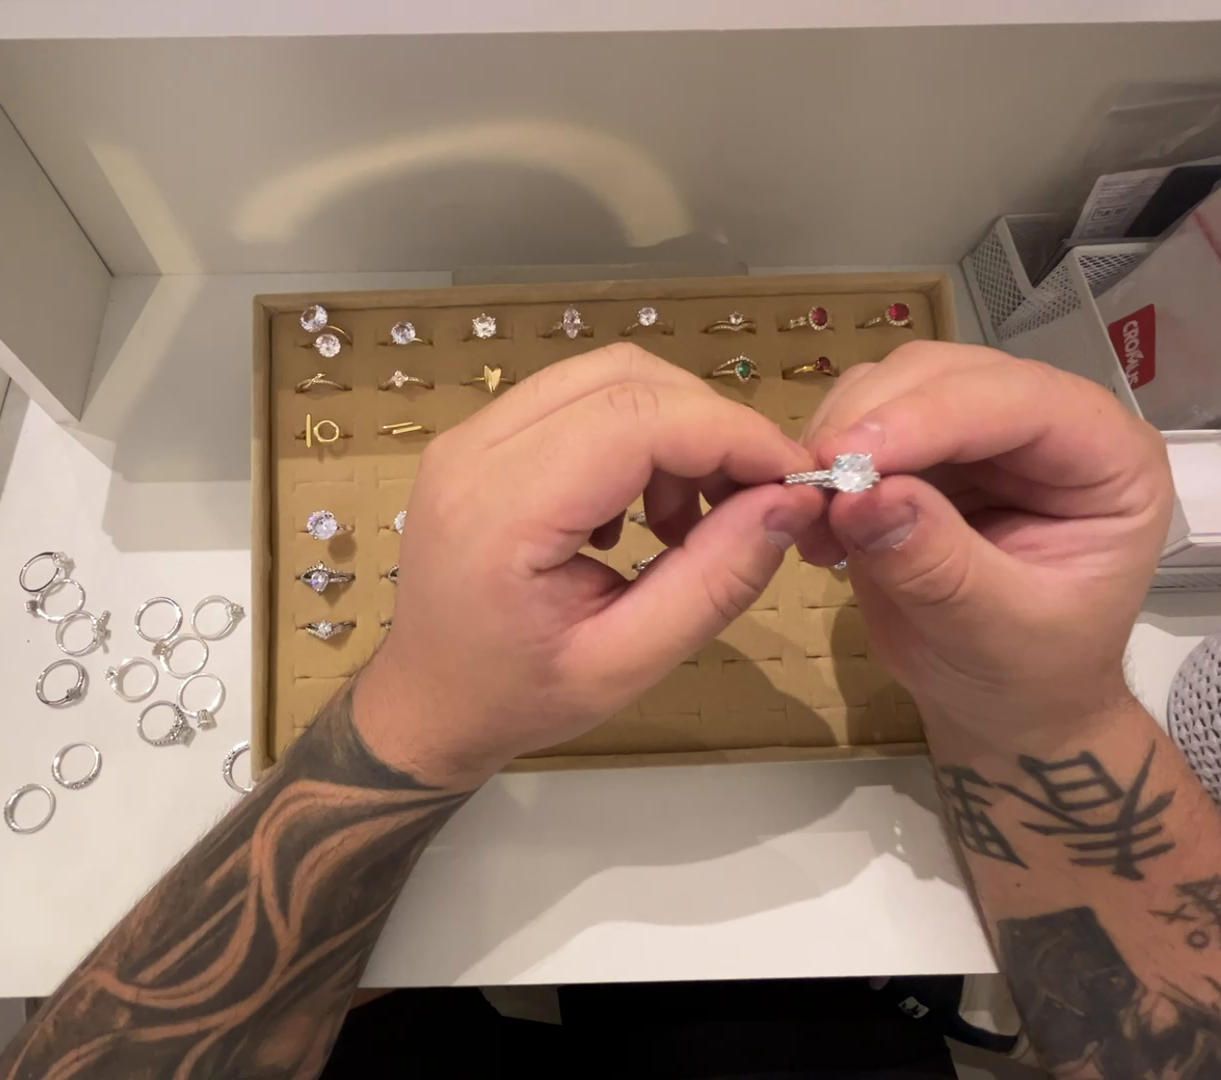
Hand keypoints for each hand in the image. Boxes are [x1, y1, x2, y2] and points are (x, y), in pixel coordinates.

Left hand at [353, 344, 823, 785]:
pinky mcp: (475, 440)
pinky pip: (573, 401)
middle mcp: (473, 451)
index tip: (793, 478)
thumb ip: (714, 582)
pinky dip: (628, 436)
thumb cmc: (517, 697)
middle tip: (742, 502)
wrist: (428, 699)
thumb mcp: (627, 664)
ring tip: (677, 520)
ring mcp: (467, 437)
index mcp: (499, 513)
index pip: (634, 420)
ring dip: (668, 429)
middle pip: (621, 377)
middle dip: (706, 426)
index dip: (731, 434)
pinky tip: (629, 511)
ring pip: (600, 378)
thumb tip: (789, 501)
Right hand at [793, 344, 1172, 740]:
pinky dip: (816, 462)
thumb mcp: (993, 633)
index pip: (1020, 402)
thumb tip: (860, 498)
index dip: (929, 417)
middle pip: (941, 373)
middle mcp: (1037, 426)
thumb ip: (935, 566)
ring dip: (832, 439)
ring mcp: (969, 434)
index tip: (841, 460)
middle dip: (867, 421)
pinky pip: (849, 425)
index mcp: (1102, 458)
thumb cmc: (1024, 671)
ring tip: (811, 519)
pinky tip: (813, 523)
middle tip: (810, 488)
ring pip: (884, 387)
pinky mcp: (912, 453)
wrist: (994, 696)